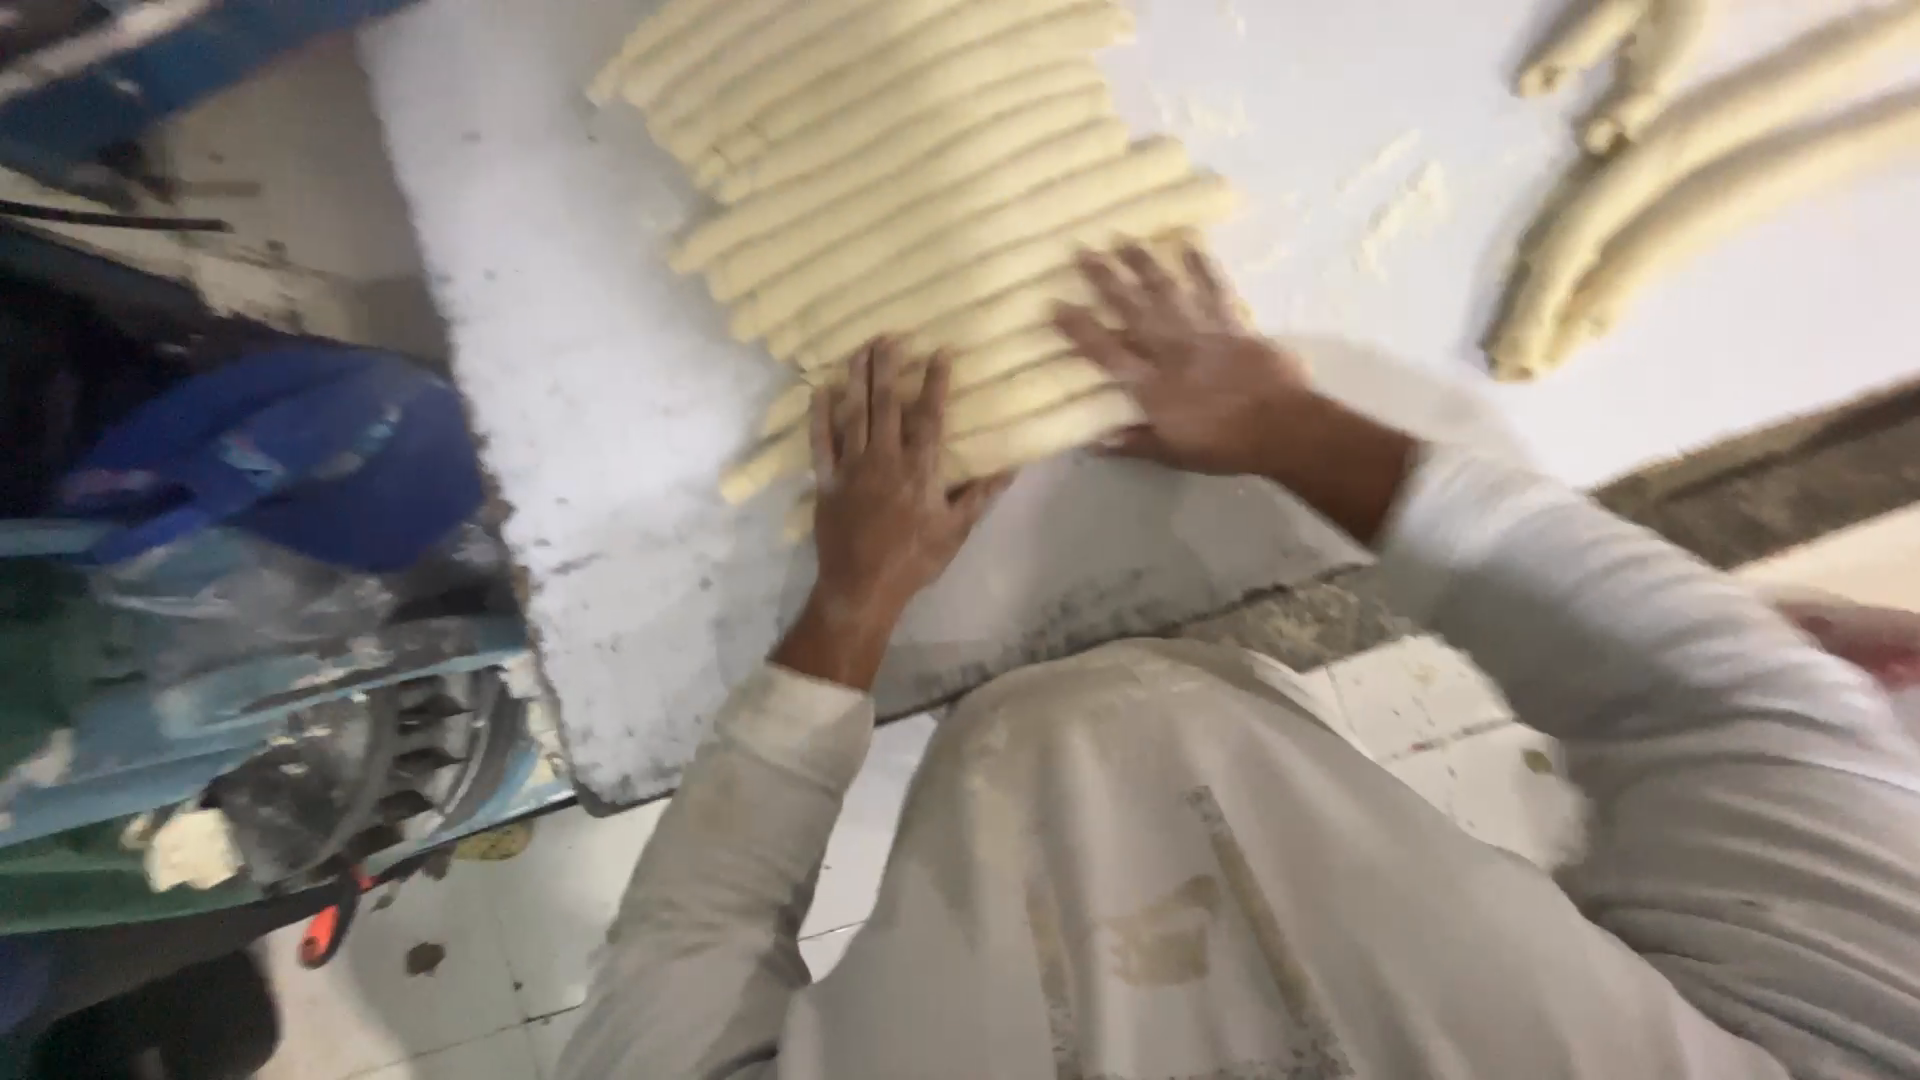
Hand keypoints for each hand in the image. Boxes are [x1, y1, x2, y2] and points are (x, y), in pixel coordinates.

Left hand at [773, 340, 1012, 689]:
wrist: (863, 587)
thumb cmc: (914, 560)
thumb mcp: (955, 530)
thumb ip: (980, 494)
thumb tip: (1012, 466)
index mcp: (918, 469)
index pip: (929, 415)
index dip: (934, 381)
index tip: (939, 351)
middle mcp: (884, 459)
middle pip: (886, 403)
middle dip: (888, 366)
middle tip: (890, 336)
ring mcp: (852, 468)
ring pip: (853, 414)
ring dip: (857, 379)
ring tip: (860, 350)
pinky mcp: (826, 482)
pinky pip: (820, 442)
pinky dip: (819, 416)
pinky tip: (819, 390)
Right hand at [1052, 242, 1309, 475]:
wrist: (1282, 428)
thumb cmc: (1223, 446)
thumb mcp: (1171, 453)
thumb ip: (1132, 443)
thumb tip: (1093, 442)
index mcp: (1152, 386)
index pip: (1107, 353)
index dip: (1080, 330)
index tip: (1056, 305)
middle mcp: (1172, 351)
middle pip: (1134, 311)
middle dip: (1106, 280)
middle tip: (1083, 250)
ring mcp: (1204, 333)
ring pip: (1169, 292)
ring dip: (1145, 265)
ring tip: (1125, 239)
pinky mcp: (1234, 326)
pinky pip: (1215, 290)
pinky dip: (1202, 266)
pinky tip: (1190, 243)